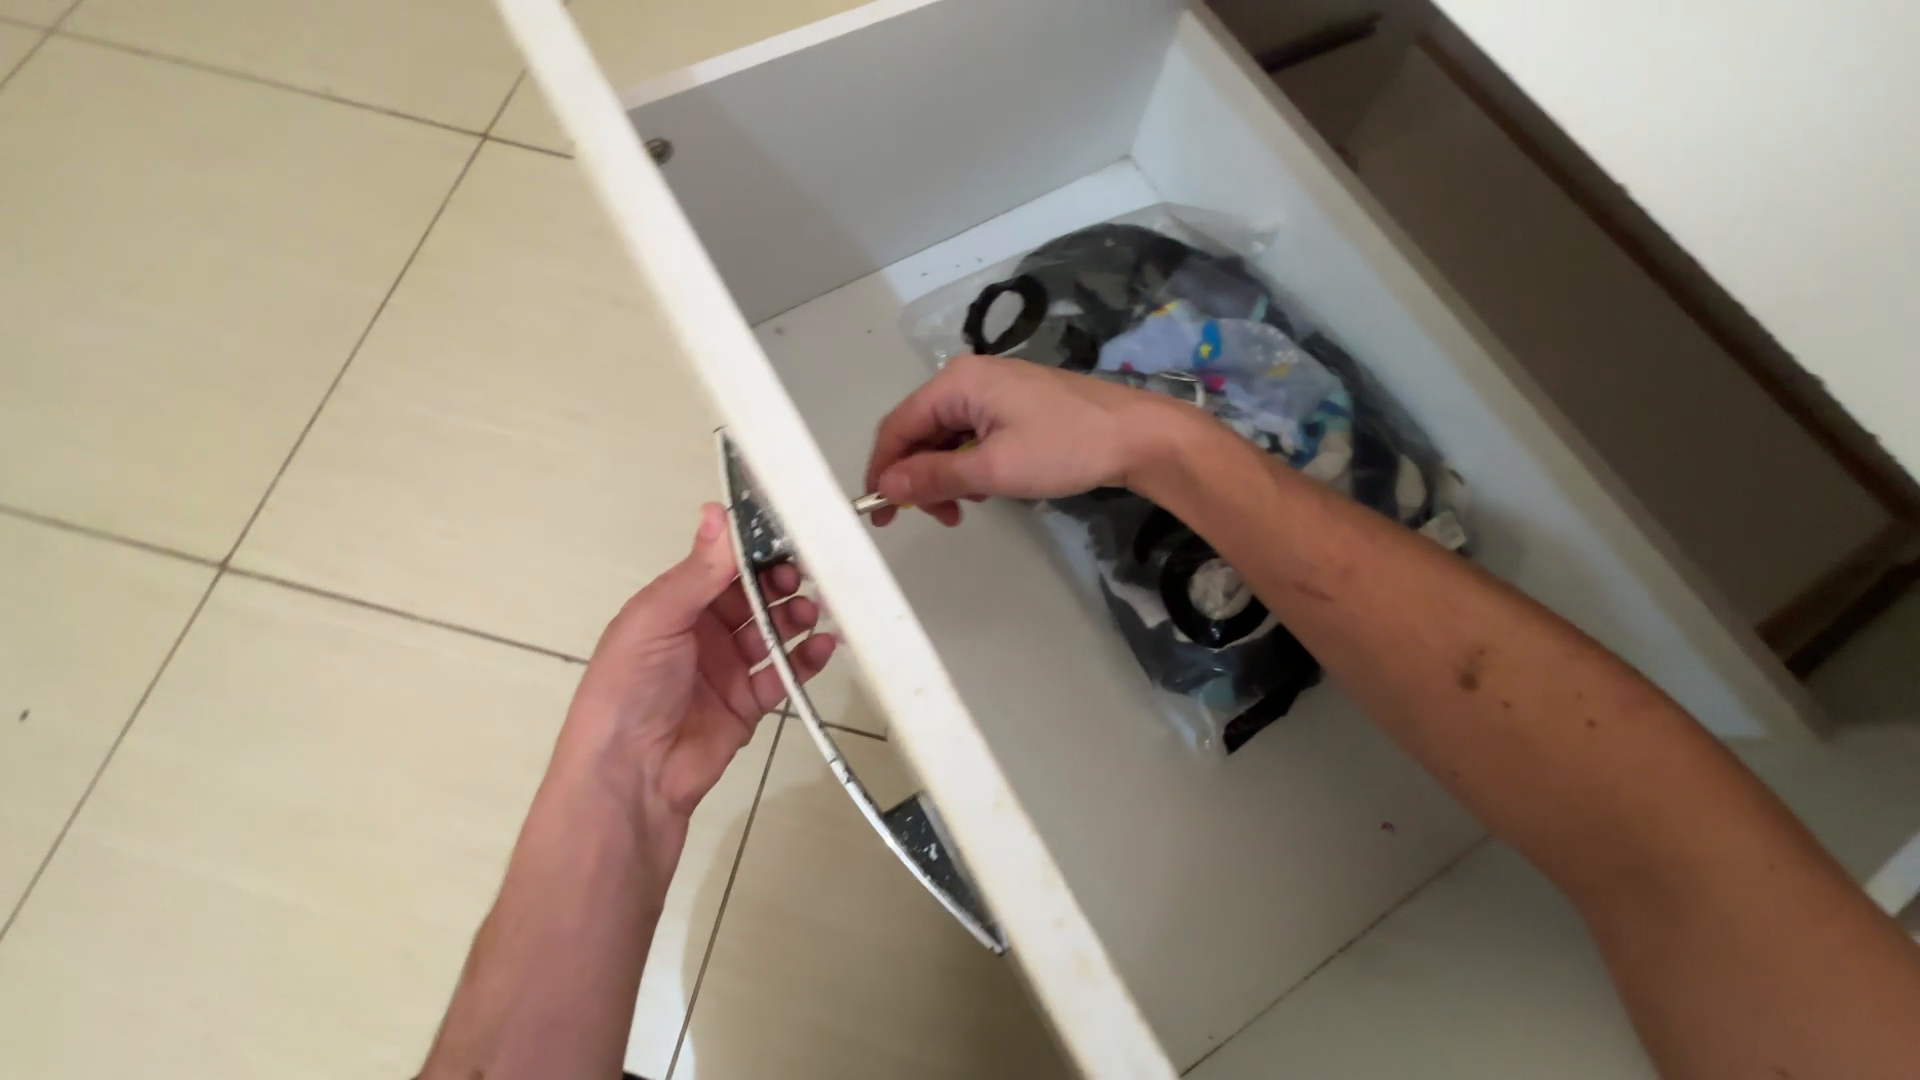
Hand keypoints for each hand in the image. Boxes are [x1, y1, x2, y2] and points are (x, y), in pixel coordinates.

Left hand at [562, 503, 835, 823]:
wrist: (632, 776)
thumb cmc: (630, 688)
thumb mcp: (657, 620)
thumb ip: (697, 571)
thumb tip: (717, 511)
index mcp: (673, 607)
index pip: (720, 567)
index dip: (752, 553)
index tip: (786, 538)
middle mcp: (701, 633)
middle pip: (752, 597)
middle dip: (780, 584)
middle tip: (805, 577)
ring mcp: (727, 669)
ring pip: (772, 632)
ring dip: (795, 618)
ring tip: (813, 611)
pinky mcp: (748, 703)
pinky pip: (784, 673)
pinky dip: (806, 659)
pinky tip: (824, 645)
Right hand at [864, 353, 1197, 525]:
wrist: (1138, 437)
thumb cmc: (1066, 448)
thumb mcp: (993, 469)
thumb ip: (934, 476)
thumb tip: (885, 486)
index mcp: (958, 383)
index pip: (898, 426)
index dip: (882, 470)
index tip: (879, 513)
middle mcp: (968, 379)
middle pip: (920, 432)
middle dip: (918, 478)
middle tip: (934, 517)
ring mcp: (993, 392)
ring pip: (945, 439)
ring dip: (944, 477)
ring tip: (963, 508)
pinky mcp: (1013, 407)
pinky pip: (971, 438)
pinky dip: (968, 468)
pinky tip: (984, 490)